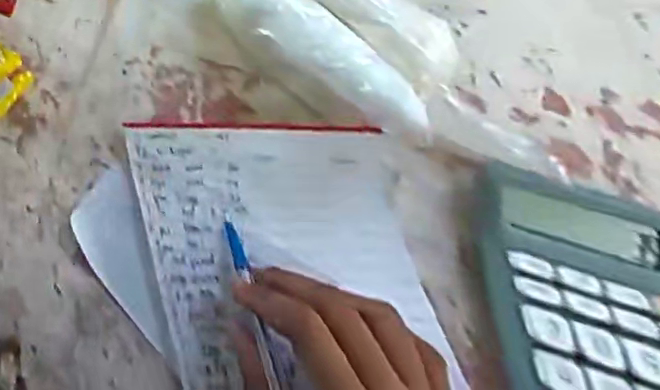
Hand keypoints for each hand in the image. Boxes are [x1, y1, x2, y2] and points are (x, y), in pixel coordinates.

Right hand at [232, 269, 448, 389]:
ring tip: (301, 294)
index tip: (239, 289)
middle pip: (345, 314)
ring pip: (385, 320)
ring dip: (336, 297)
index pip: (310, 330)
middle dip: (294, 287)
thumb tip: (238, 326)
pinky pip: (421, 349)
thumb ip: (260, 382)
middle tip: (259, 279)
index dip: (269, 301)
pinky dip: (384, 326)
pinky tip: (355, 322)